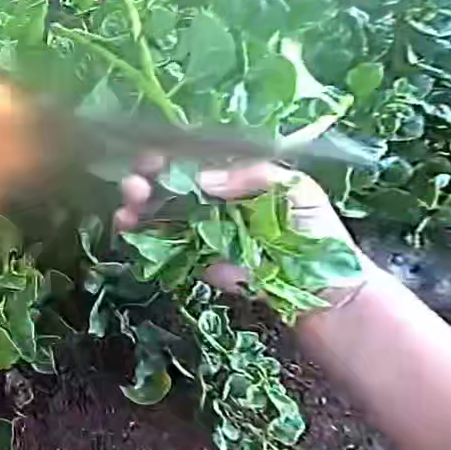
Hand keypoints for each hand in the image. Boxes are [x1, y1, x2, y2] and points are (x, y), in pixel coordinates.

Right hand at [114, 157, 372, 300]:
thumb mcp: (293, 187)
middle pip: (168, 190)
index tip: (148, 160)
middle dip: (144, 185)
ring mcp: (203, 234)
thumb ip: (251, 175)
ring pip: (160, 218)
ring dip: (137, 213)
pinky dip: (144, 242)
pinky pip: (166, 250)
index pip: (192, 163)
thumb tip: (202, 178)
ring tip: (125, 213)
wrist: (325, 290)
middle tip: (132, 187)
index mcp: (233, 179)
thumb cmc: (315, 232)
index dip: (167, 159)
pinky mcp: (199, 263)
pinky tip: (130, 235)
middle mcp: (212, 203)